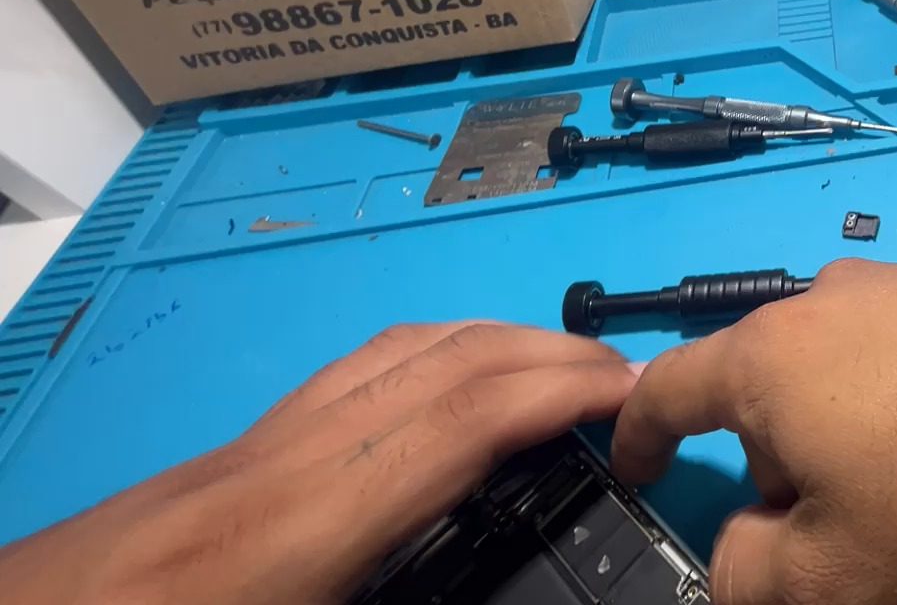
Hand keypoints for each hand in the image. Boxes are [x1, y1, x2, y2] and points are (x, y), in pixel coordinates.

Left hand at [0, 321, 639, 604]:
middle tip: (626, 376)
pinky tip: (472, 374)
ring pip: (415, 344)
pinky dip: (454, 346)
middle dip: (559, 352)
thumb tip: (501, 589)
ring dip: (514, 339)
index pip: (464, 419)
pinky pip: (373, 360)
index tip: (635, 394)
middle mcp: (283, 460)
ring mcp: (256, 439)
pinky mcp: (239, 443)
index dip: (565, 391)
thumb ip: (409, 602)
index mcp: (292, 533)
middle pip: (454, 358)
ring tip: (570, 366)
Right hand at [612, 259, 896, 603]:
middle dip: (785, 469)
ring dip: (858, 446)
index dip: (640, 435)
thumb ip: (747, 573)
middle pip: (772, 392)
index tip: (639, 468)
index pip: (671, 387)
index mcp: (776, 352)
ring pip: (847, 381)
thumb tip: (747, 537)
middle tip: (847, 533)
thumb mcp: (834, 580)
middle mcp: (836, 298)